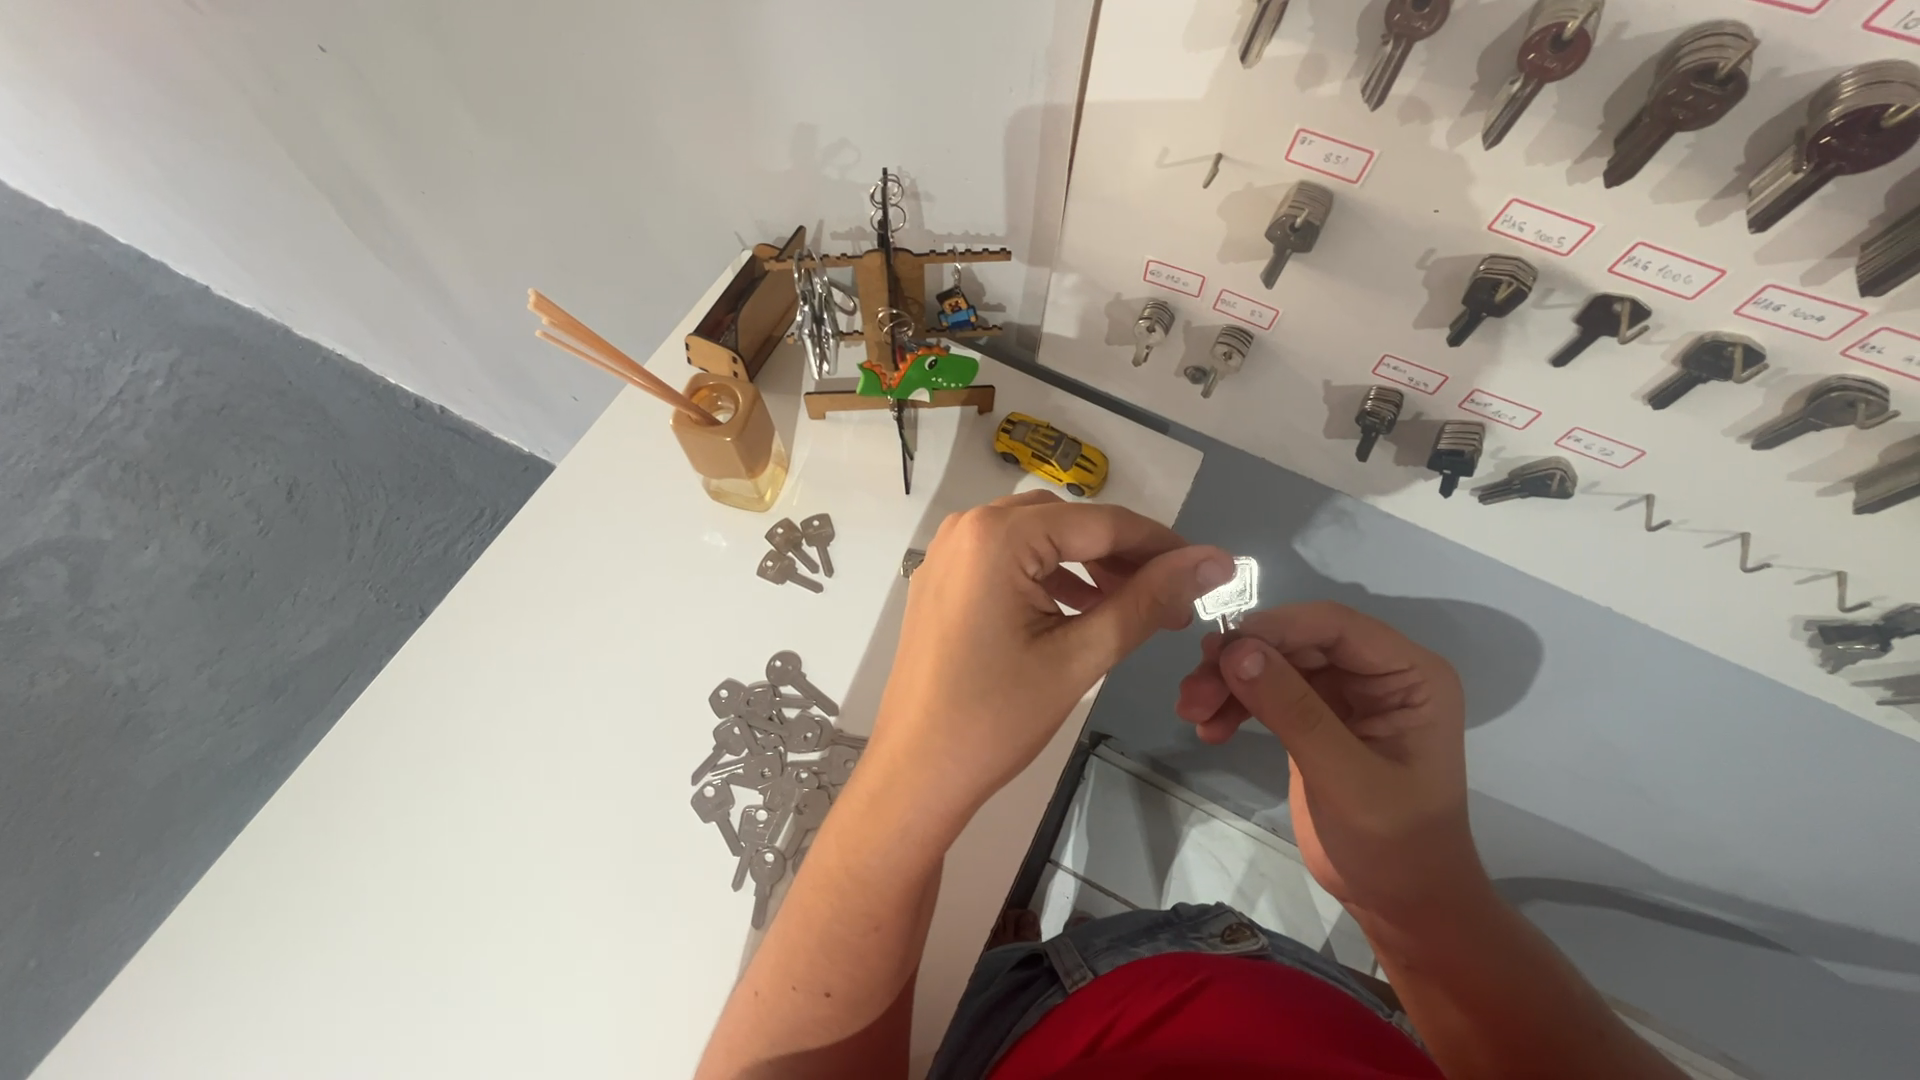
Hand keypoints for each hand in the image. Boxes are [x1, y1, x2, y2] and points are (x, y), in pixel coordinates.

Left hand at [868, 491, 1233, 825]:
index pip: (1101, 523)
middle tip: (1170, 598)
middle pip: (1067, 524)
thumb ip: (1147, 601)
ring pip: (1037, 539)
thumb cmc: (996, 718)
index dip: (1162, 544)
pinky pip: (1007, 559)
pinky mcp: (941, 579)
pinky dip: (1047, 576)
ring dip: (1087, 565)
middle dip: (1123, 556)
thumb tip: (1212, 563)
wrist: (916, 771)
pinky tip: (1079, 609)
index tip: (1211, 569)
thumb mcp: (1080, 656)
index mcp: (998, 536)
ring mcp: (948, 552)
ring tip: (1131, 606)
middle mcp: (968, 527)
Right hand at [1175, 602, 1488, 928]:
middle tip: (1193, 695)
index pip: (1333, 626)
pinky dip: (1234, 704)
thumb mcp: (1346, 778)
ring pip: (1272, 663)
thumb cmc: (1394, 845)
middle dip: (1240, 662)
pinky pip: (1265, 691)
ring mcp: (1343, 694)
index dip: (1274, 629)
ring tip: (1191, 713)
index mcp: (1408, 674)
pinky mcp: (1313, 716)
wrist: (1400, 903)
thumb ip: (1294, 712)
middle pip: (1294, 642)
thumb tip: (1236, 651)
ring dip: (1228, 683)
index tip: (1218, 652)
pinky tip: (1210, 730)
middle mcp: (1376, 673)